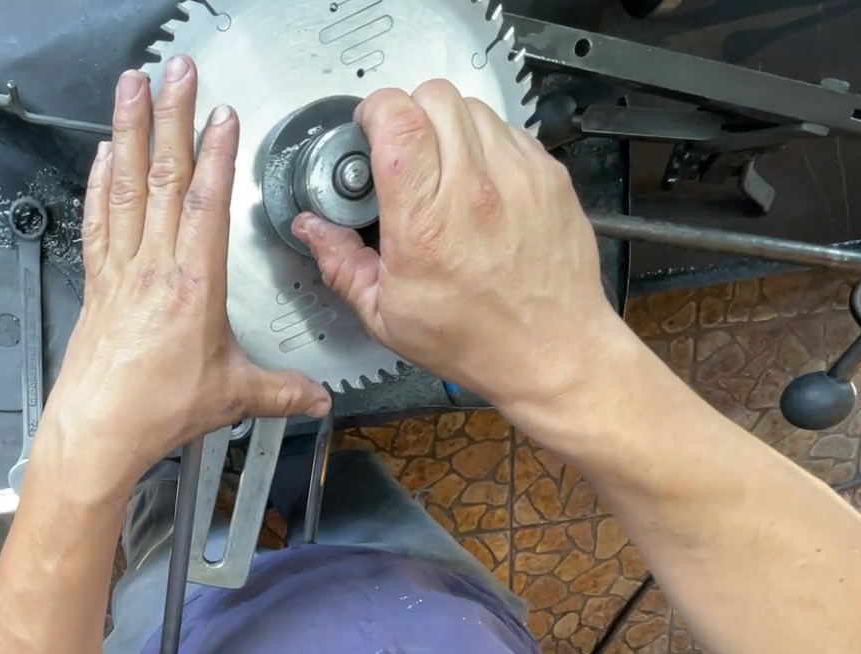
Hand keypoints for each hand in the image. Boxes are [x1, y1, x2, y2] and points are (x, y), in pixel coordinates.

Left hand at [35, 60, 330, 504]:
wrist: (98, 432)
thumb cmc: (156, 411)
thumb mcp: (231, 398)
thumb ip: (280, 392)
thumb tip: (317, 400)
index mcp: (193, 286)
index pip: (206, 203)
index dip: (217, 153)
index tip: (222, 112)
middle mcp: (152, 268)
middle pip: (163, 178)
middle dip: (172, 118)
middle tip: (176, 71)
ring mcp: (119, 273)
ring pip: (124, 188)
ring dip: (128, 133)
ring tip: (131, 89)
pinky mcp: (96, 286)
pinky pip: (97, 224)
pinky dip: (98, 187)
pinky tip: (100, 160)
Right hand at [291, 81, 637, 415]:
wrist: (548, 350)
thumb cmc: (470, 339)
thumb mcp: (384, 316)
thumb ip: (341, 265)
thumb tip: (312, 229)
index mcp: (425, 227)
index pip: (398, 122)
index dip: (376, 111)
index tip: (368, 129)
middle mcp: (475, 191)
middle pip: (434, 97)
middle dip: (408, 113)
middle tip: (399, 151)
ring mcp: (519, 176)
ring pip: (472, 106)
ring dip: (446, 127)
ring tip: (438, 171)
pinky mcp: (548, 174)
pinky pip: (506, 129)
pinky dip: (483, 144)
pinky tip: (474, 185)